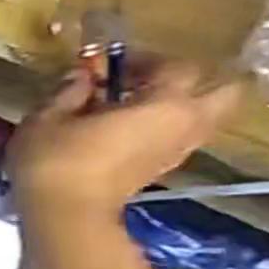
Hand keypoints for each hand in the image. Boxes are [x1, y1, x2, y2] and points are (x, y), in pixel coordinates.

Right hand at [6, 60, 243, 220]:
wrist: (64, 209)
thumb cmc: (54, 158)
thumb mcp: (46, 118)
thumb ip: (68, 91)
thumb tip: (81, 75)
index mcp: (164, 105)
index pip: (179, 67)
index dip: (147, 59)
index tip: (110, 63)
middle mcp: (186, 124)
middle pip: (221, 91)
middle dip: (190, 81)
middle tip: (144, 81)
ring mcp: (179, 148)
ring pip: (202, 115)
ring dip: (176, 105)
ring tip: (128, 106)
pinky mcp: (165, 165)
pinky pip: (180, 134)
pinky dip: (162, 125)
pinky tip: (121, 129)